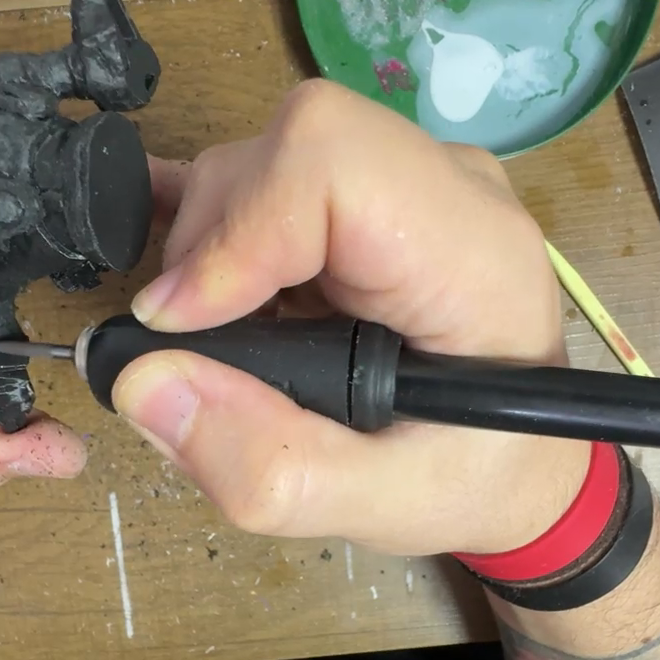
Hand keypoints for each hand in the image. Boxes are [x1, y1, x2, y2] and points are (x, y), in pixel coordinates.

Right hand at [116, 81, 589, 556]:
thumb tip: (144, 383)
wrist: (515, 458)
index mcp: (472, 257)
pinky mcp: (364, 200)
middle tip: (194, 350)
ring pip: (264, 163)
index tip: (177, 325)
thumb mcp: (382, 506)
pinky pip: (268, 180)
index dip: (235, 234)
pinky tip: (203, 291)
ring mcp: (405, 185)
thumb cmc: (472, 481)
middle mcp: (444, 193)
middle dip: (208, 247)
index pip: (331, 165)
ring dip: (208, 254)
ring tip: (225, 347)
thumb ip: (274, 469)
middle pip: (287, 152)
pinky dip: (214, 230)